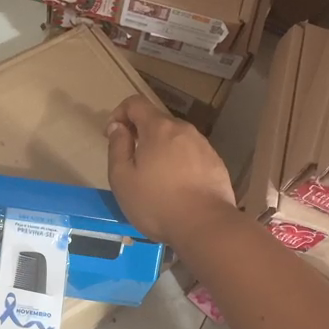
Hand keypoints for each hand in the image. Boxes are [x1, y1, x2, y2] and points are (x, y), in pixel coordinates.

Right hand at [107, 95, 237, 246]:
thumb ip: (117, 146)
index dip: (119, 113)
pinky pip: (191, 155)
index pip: (135, 103)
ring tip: (155, 179)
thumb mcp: (122, 177)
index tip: (112, 135)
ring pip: (175, 139)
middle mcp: (183, 130)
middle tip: (131, 162)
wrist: (206, 226)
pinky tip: (177, 188)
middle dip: (140, 134)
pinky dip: (179, 164)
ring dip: (161, 150)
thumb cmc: (156, 202)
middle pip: (157, 121)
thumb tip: (118, 127)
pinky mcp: (216, 164)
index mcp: (158, 128)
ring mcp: (204, 146)